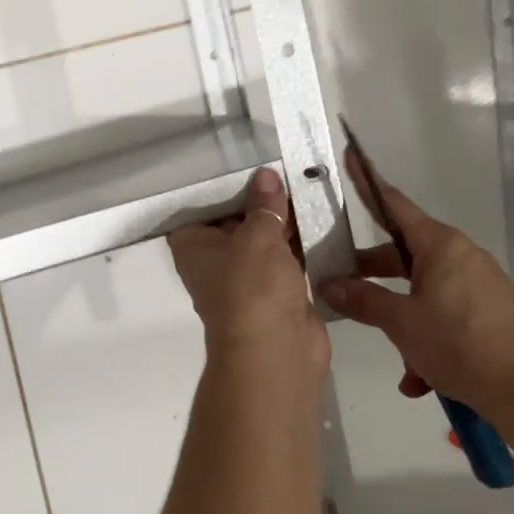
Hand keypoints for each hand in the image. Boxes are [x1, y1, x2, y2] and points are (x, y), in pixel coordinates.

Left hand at [166, 167, 329, 370]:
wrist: (276, 352)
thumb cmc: (252, 287)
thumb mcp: (257, 237)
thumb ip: (264, 206)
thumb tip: (266, 176)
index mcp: (193, 245)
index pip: (202, 205)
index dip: (225, 185)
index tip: (249, 161)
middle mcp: (214, 260)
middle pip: (236, 220)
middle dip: (262, 200)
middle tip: (288, 166)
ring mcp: (246, 278)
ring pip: (264, 240)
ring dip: (285, 220)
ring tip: (308, 183)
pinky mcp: (276, 292)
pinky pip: (286, 258)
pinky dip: (300, 242)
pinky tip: (320, 215)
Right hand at [319, 149, 513, 417]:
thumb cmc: (460, 344)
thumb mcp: (401, 322)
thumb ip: (363, 300)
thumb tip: (329, 285)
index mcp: (440, 245)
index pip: (394, 204)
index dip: (368, 183)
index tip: (351, 156)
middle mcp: (462, 256)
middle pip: (404, 256)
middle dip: (374, 278)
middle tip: (342, 288)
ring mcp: (480, 286)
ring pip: (424, 294)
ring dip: (404, 324)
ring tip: (400, 365)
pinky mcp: (492, 314)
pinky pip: (447, 318)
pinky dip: (430, 342)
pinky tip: (421, 380)